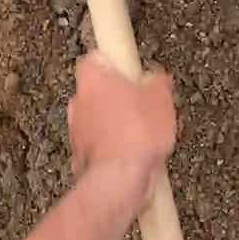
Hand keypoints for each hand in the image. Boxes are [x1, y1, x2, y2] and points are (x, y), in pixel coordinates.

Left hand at [68, 52, 174, 202]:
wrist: (119, 179)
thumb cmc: (135, 134)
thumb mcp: (160, 97)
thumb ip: (157, 81)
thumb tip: (156, 79)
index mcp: (92, 80)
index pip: (94, 59)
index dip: (112, 63)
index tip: (127, 70)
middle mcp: (78, 105)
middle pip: (98, 93)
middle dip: (119, 100)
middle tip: (143, 107)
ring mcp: (77, 134)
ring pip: (99, 123)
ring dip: (118, 127)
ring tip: (144, 137)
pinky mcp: (82, 159)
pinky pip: (100, 148)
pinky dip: (114, 151)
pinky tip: (134, 157)